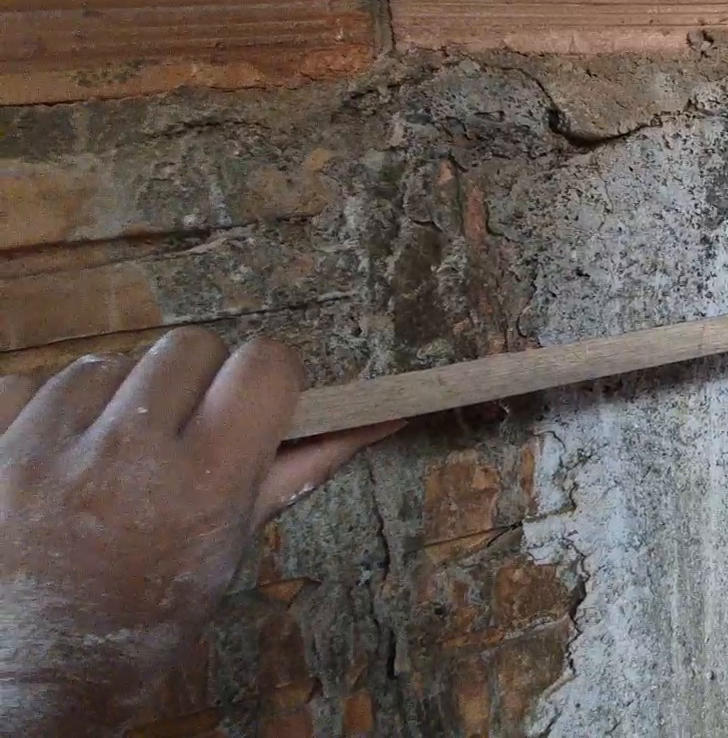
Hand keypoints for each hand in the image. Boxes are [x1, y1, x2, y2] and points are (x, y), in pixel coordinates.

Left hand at [0, 329, 400, 732]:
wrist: (18, 681)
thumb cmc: (149, 607)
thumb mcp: (238, 536)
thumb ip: (308, 463)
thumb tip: (390, 417)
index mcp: (207, 477)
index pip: (264, 363)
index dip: (269, 373)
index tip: (257, 399)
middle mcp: (125, 455)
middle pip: (190, 347)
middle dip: (196, 378)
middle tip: (183, 424)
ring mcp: (33, 453)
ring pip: (106, 363)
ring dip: (117, 394)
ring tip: (109, 447)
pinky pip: (20, 386)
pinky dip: (40, 410)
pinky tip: (49, 451)